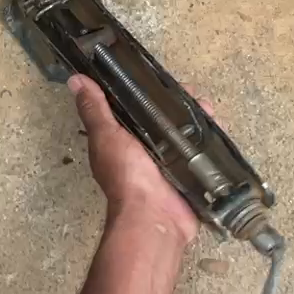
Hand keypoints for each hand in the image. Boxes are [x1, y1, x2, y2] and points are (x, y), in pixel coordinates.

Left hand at [67, 74, 197, 245]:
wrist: (154, 215)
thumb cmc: (127, 177)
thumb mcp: (106, 137)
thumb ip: (94, 110)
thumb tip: (76, 81)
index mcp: (123, 138)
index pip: (138, 106)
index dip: (151, 90)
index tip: (164, 79)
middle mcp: (147, 148)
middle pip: (167, 116)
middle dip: (182, 102)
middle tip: (194, 95)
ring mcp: (170, 160)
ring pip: (187, 129)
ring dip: (199, 116)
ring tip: (209, 109)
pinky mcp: (189, 171)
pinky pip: (202, 149)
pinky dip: (211, 136)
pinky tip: (218, 126)